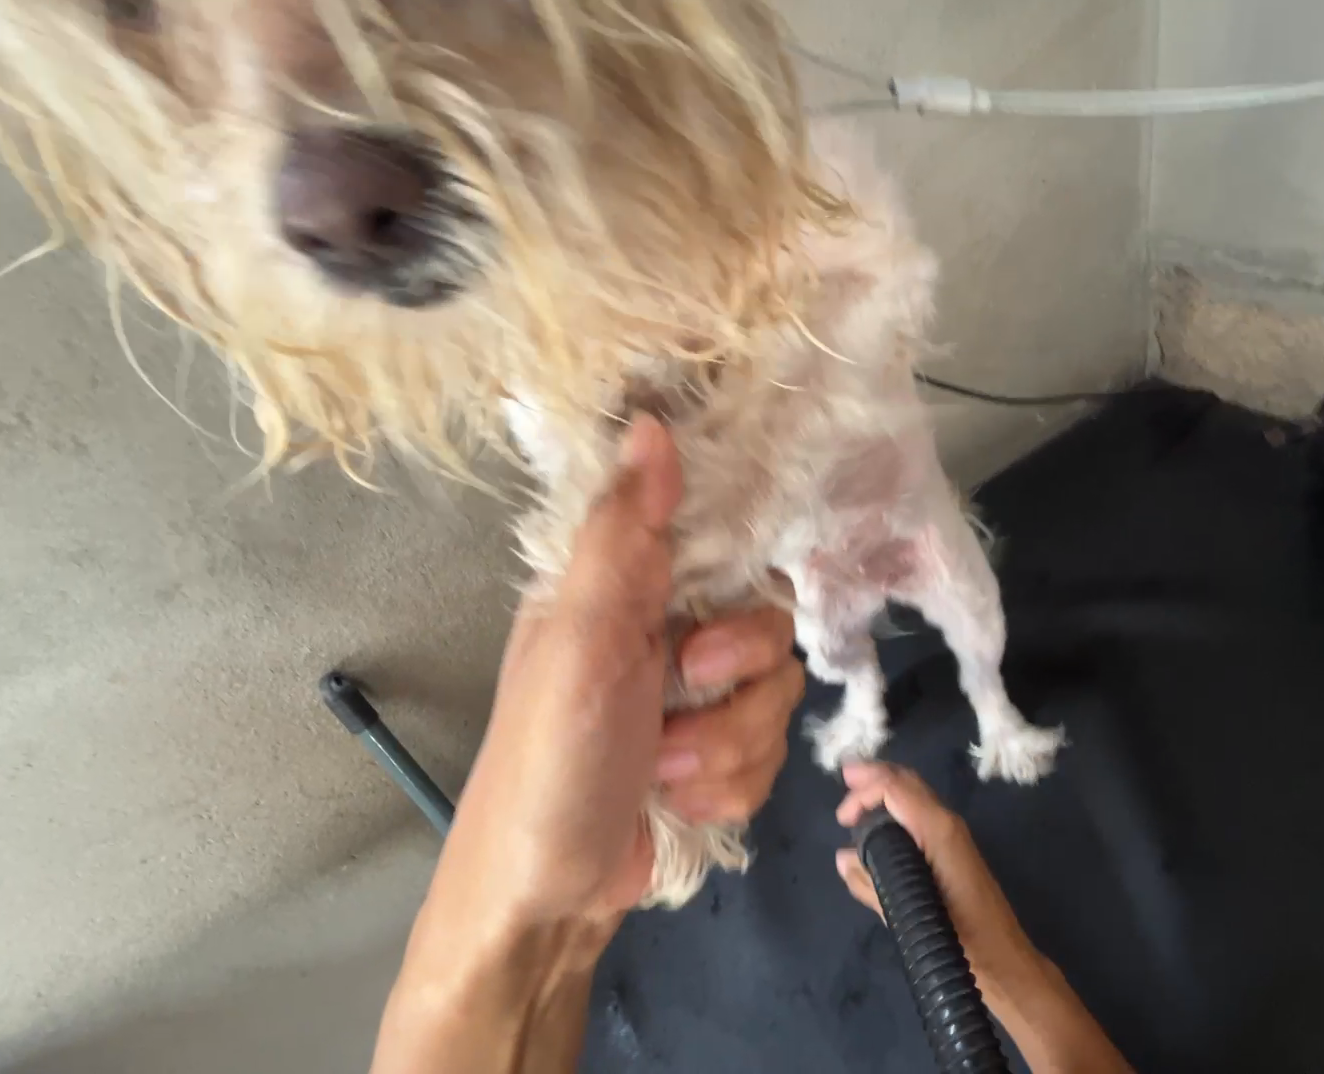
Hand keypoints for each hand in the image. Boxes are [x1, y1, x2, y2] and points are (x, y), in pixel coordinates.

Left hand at [417, 414, 804, 942]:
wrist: (544, 899)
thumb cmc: (549, 761)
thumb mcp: (578, 641)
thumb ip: (619, 536)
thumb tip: (652, 425)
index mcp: (627, 590)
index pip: (722, 543)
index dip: (735, 587)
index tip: (707, 636)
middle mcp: (668, 632)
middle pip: (770, 626)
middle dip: (734, 684)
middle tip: (676, 704)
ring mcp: (697, 699)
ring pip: (779, 695)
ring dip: (726, 746)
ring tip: (664, 770)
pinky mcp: (718, 755)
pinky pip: (773, 751)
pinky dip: (730, 785)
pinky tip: (680, 801)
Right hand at [833, 763, 1136, 1073]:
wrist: (1004, 960)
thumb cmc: (959, 937)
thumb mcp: (906, 914)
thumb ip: (870, 883)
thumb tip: (843, 857)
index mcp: (937, 830)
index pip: (894, 788)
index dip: (863, 792)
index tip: (842, 819)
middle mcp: (947, 821)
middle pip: (907, 780)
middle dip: (874, 775)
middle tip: (845, 776)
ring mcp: (953, 832)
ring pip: (915, 793)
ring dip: (885, 789)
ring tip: (856, 797)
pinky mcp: (955, 846)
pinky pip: (920, 811)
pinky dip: (897, 805)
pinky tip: (882, 822)